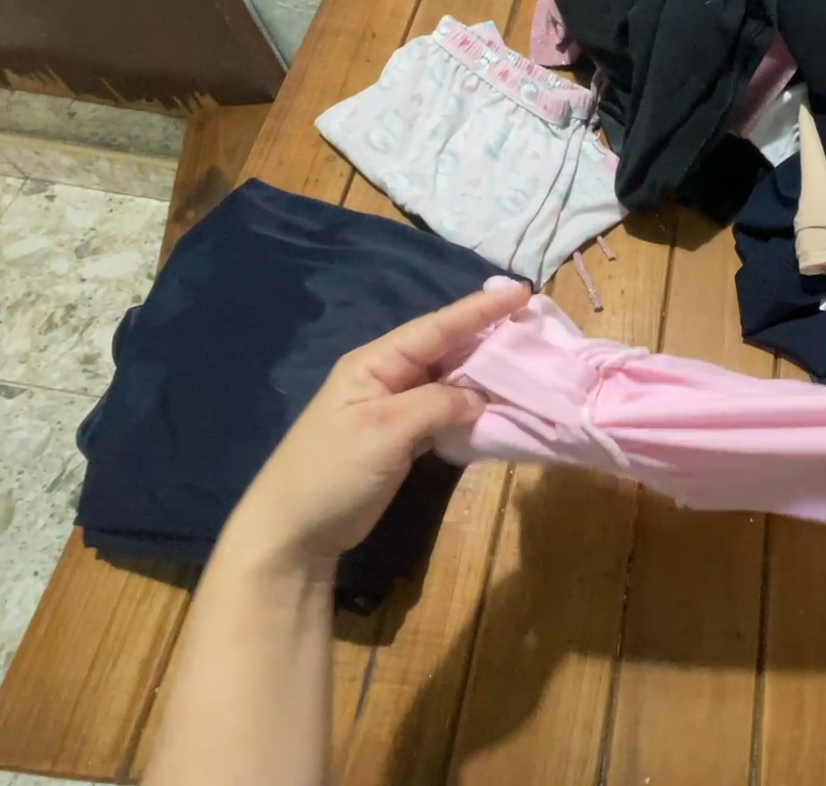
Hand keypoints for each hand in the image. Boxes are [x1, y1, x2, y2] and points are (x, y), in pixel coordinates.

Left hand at [219, 277, 533, 573]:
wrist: (292, 534)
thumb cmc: (331, 473)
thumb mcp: (385, 431)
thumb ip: (437, 405)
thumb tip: (481, 397)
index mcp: (376, 362)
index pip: (437, 327)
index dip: (480, 309)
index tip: (522, 291)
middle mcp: (389, 376)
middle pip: (447, 347)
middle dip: (488, 333)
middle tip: (533, 322)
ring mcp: (397, 407)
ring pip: (451, 378)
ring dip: (486, 370)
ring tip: (526, 357)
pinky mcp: (405, 436)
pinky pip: (448, 409)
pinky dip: (474, 404)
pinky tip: (499, 402)